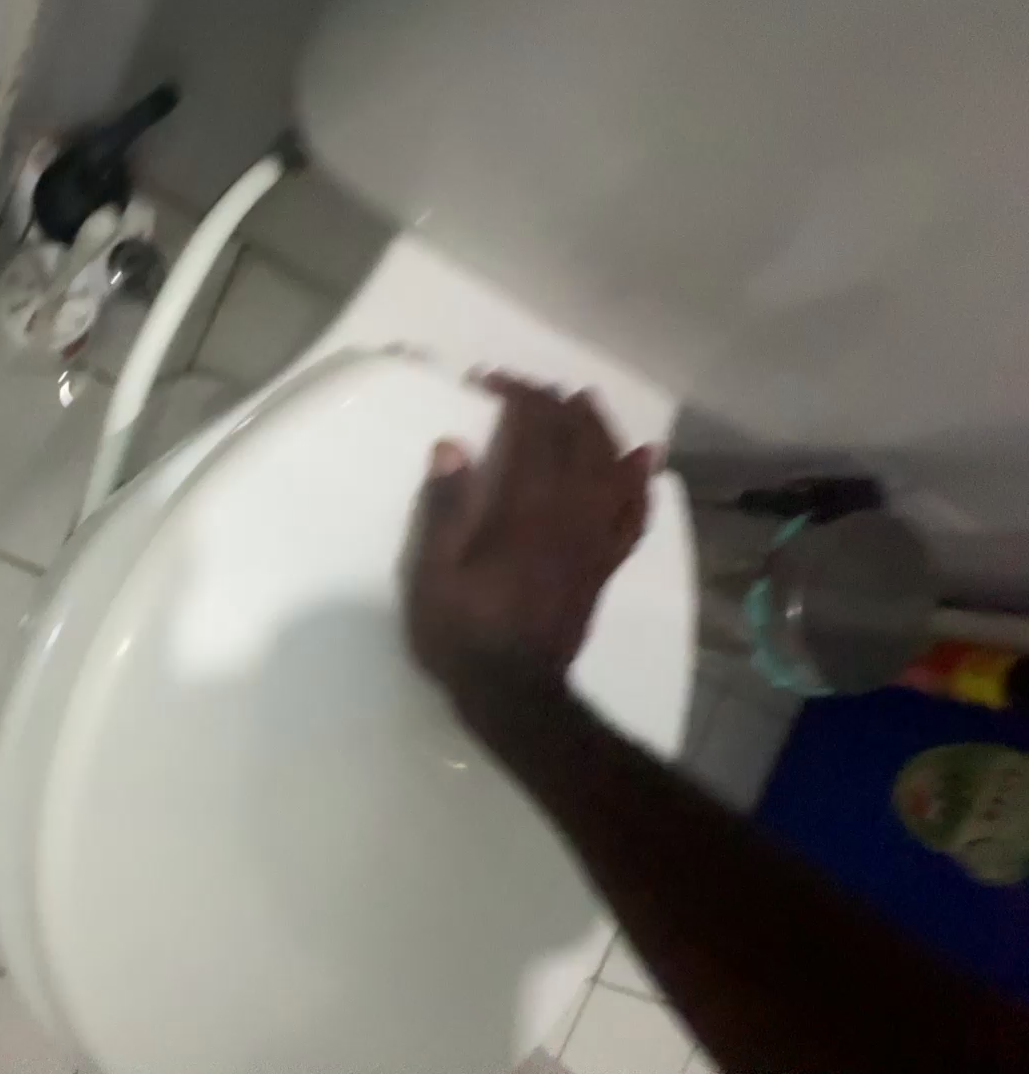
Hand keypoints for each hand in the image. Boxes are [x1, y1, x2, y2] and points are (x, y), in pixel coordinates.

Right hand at [406, 373, 657, 701]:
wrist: (512, 692)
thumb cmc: (460, 632)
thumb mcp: (432, 572)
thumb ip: (445, 509)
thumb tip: (452, 447)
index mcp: (525, 514)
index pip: (534, 436)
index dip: (519, 398)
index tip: (490, 381)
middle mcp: (570, 517)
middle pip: (578, 444)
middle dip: (554, 405)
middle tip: (525, 388)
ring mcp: (594, 541)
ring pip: (612, 469)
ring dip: (599, 429)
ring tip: (582, 403)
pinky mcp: (604, 564)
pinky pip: (633, 514)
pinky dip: (639, 482)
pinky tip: (642, 461)